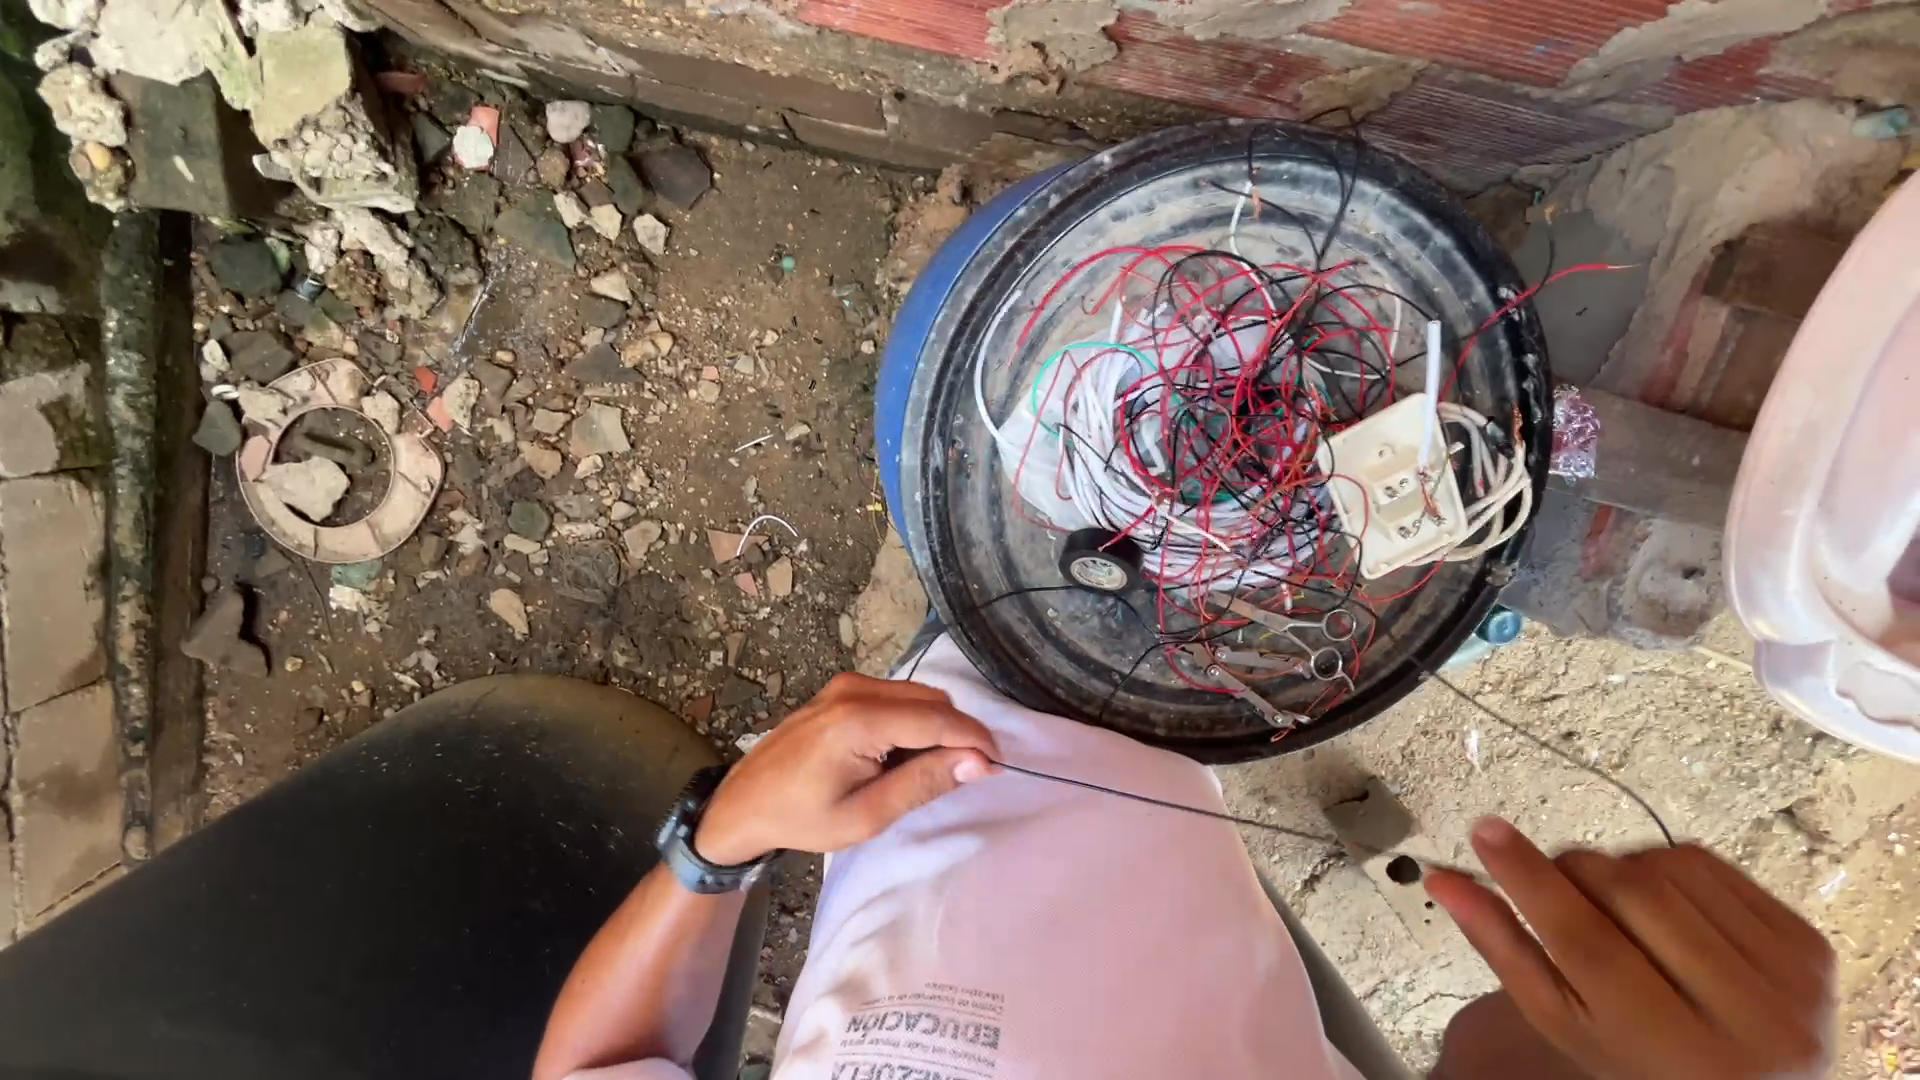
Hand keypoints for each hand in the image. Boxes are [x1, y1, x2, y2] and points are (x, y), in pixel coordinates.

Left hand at [692, 674, 998, 864]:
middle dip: (956, 733)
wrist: (743, 803)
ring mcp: (847, 683)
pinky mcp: (842, 686)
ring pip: (917, 694)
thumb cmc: (803, 818)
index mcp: (860, 719)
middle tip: (958, 776)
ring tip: (920, 770)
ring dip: (934, 726)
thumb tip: (978, 762)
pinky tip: (896, 754)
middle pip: (932, 699)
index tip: (998, 766)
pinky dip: (912, 719)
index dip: (975, 739)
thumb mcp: (867, 814)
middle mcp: (856, 688)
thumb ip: (924, 782)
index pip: (938, 718)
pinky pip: (897, 695)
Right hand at [1426, 818, 1835, 1079]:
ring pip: (1663, 867)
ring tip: (1614, 906)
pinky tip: (1661, 905)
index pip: (1584, 940)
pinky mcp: (1815, 947)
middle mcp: (1749, 1022)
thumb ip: (1498, 943)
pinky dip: (1662, 865)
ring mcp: (1794, 984)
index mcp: (1670, 1048)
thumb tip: (1442, 877)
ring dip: (1617, 868)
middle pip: (1627, 892)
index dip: (1527, 877)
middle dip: (1571, 869)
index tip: (1484, 828)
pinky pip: (1707, 862)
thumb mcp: (1556, 1014)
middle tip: (1554, 883)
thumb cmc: (1631, 1051)